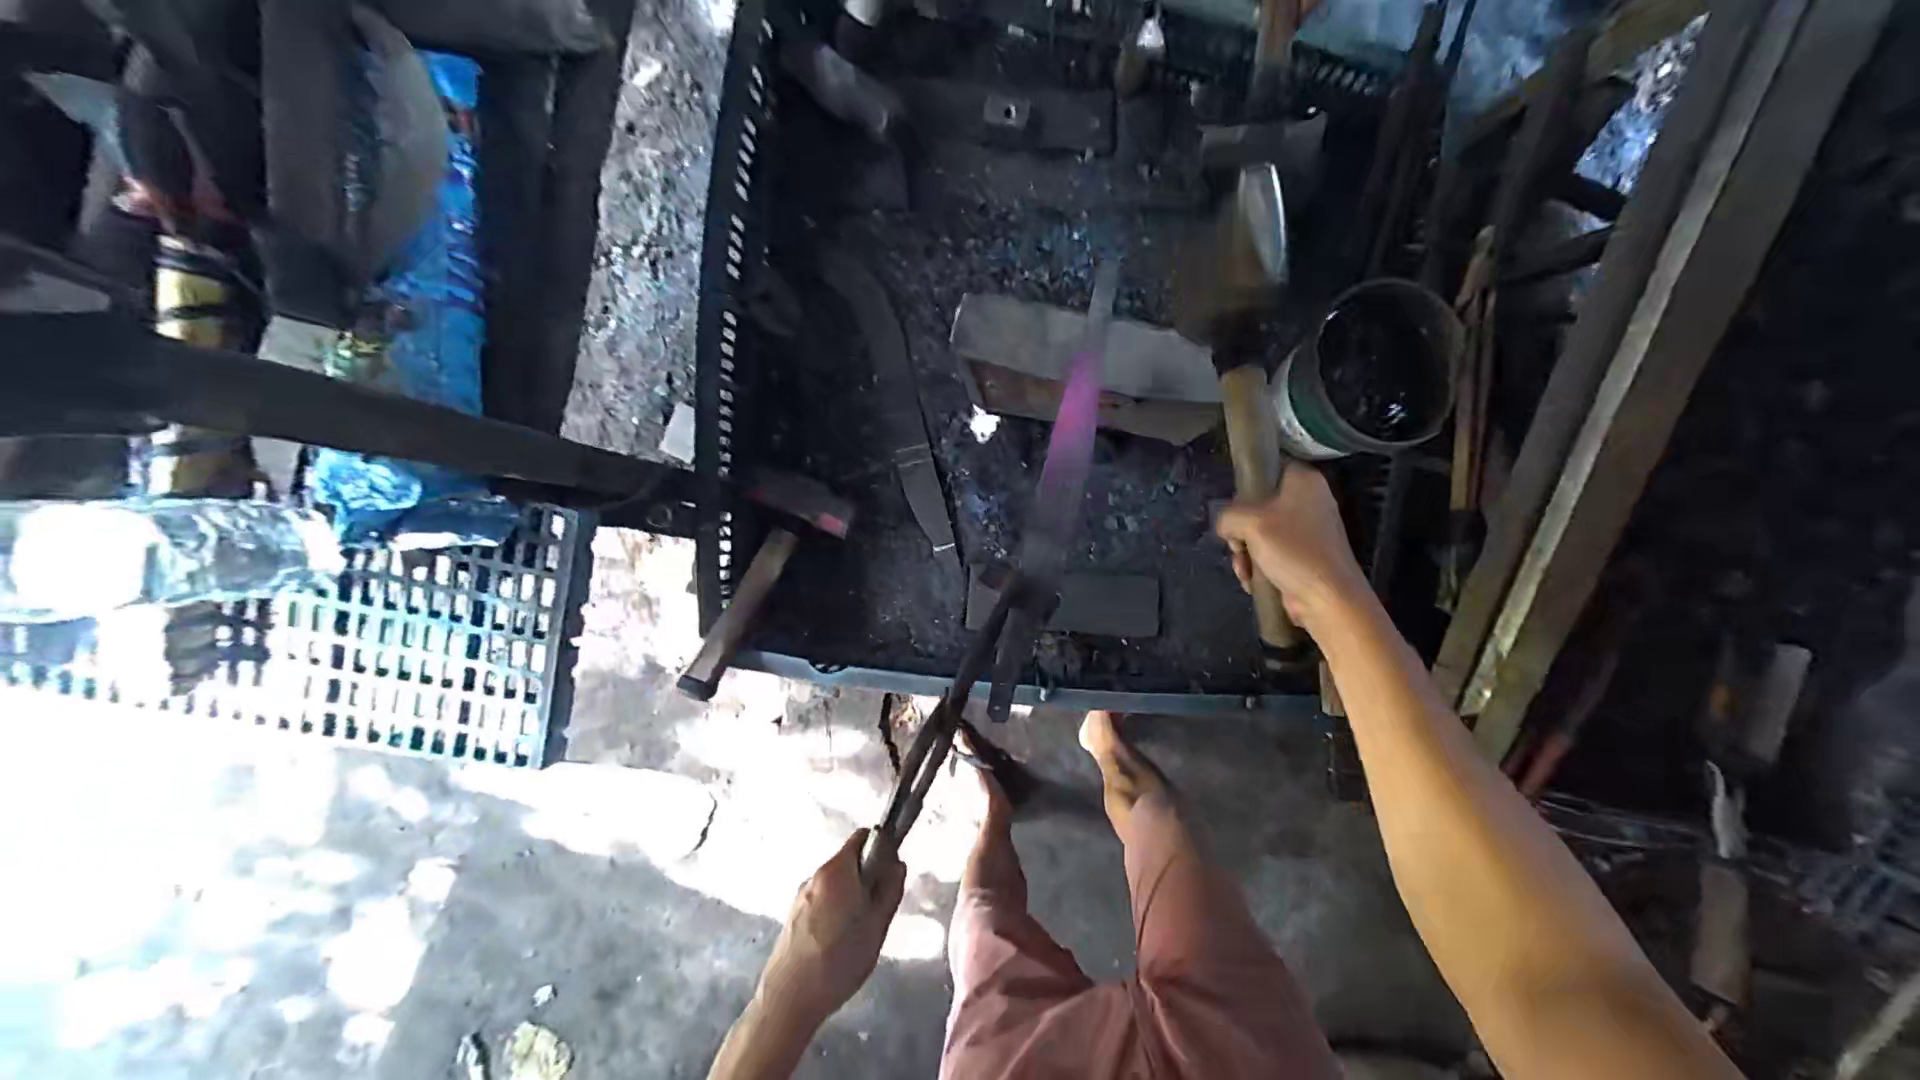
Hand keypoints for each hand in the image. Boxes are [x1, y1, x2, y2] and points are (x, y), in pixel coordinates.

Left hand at [754, 829, 906, 1026]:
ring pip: (836, 884)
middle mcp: (816, 875)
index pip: (863, 836)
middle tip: (876, 911)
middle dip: (867, 878)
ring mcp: (801, 895)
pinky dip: (834, 911)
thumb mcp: (877, 927)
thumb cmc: (838, 961)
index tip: (889, 874)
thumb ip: (890, 890)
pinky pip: (822, 901)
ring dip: (850, 897)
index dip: (882, 847)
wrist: (787, 1000)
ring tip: (857, 934)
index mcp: (837, 870)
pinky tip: (836, 944)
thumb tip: (897, 864)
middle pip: (849, 861)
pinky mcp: (792, 915)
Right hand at [1214, 462, 1368, 630]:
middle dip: (1240, 529)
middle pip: (1258, 505)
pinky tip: (1253, 580)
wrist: (1326, 597)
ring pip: (1259, 532)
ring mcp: (1307, 530)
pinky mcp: (1302, 555)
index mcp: (1304, 481)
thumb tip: (1225, 526)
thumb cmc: (1293, 550)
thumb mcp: (1250, 523)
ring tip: (1245, 568)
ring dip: (1245, 552)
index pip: (1270, 468)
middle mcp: (1309, 501)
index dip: (1248, 485)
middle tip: (1237, 543)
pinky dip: (1257, 566)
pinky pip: (1269, 553)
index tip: (1233, 504)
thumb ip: (1228, 515)